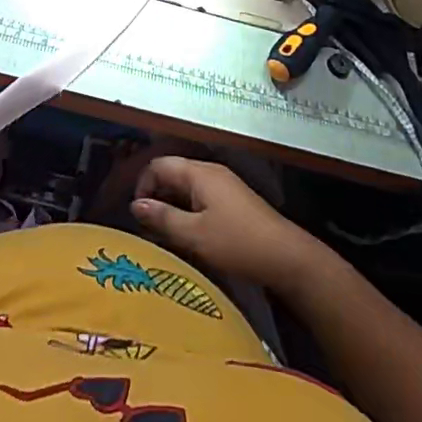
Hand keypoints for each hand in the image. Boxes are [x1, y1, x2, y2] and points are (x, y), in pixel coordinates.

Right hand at [131, 157, 333, 293]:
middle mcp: (211, 172)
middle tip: (148, 228)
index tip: (138, 216)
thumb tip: (136, 205)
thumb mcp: (194, 235)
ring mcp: (224, 185)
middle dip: (156, 196)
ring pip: (186, 187)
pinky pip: (200, 197)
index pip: (159, 165)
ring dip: (171, 206)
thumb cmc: (236, 243)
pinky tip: (188, 234)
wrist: (285, 256)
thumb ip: (163, 218)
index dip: (143, 186)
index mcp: (200, 173)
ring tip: (164, 234)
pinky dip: (187, 210)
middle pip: (172, 173)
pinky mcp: (233, 200)